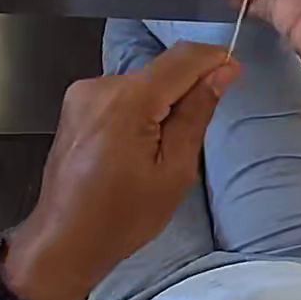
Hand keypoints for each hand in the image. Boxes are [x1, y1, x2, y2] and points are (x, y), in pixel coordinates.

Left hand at [0, 42, 239, 299]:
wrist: (64, 241)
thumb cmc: (124, 216)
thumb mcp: (175, 169)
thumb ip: (197, 113)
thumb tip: (222, 72)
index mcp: (128, 101)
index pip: (182, 58)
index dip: (214, 59)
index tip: (236, 73)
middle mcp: (100, 86)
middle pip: (162, 69)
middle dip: (188, 89)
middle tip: (197, 134)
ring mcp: (83, 94)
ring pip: (144, 82)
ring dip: (165, 102)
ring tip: (164, 148)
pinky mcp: (76, 105)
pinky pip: (124, 94)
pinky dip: (142, 109)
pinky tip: (141, 146)